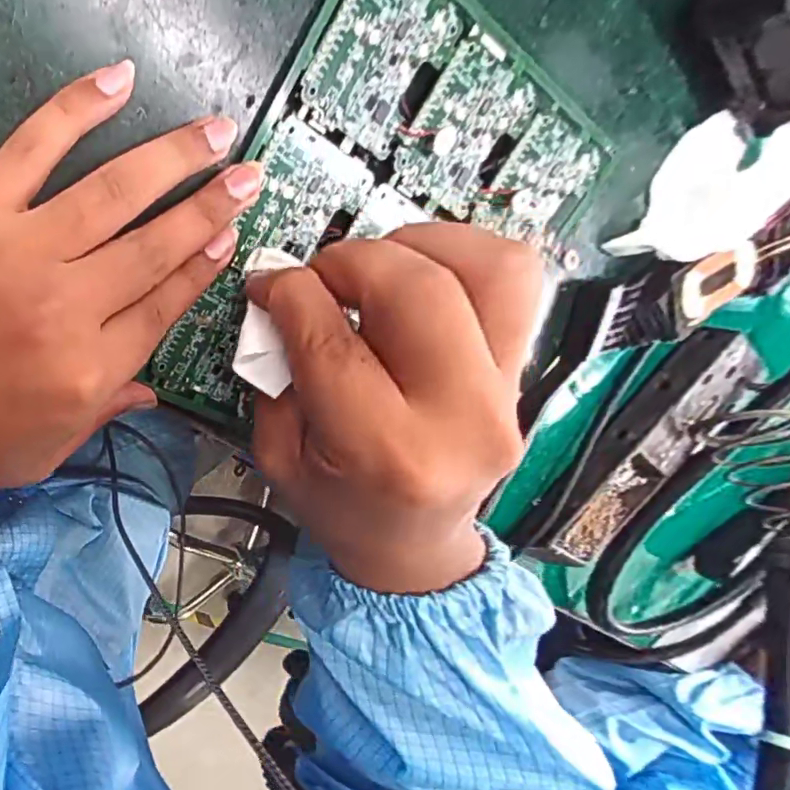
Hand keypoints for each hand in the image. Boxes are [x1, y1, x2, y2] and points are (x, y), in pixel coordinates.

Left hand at [0, 61, 262, 502]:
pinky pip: (33, 148)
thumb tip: (148, 389)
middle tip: (244, 175)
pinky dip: (76, 108)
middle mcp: (68, 307)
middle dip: (210, 206)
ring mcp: (19, 253)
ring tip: (214, 129)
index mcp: (87, 372)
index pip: (165, 307)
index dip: (202, 267)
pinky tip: (116, 81)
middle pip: (156, 245)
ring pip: (115, 192)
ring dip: (173, 155)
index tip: (228, 236)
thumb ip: (96, 419)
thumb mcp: (32, 458)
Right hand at [245, 225, 541, 593]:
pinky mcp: (525, 371)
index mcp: (380, 450)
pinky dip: (461, 255)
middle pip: (417, 292)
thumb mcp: (276, 454)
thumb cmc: (334, 506)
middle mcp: (458, 417)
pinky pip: (514, 283)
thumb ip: (276, 376)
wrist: (412, 544)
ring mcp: (507, 391)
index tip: (265, 284)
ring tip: (371, 262)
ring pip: (487, 270)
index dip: (289, 295)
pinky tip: (414, 269)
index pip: (332, 342)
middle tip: (315, 272)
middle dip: (350, 260)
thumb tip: (281, 304)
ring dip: (417, 245)